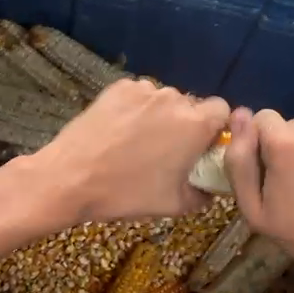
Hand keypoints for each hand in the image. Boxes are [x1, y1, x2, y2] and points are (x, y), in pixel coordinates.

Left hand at [23, 78, 230, 223]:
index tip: (202, 147)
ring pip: (163, 100)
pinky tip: (120, 132)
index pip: (223, 110)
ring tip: (138, 143)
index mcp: (195, 124)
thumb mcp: (173, 205)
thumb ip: (203, 195)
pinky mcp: (118, 88)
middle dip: (185, 125)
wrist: (70, 179)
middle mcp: (174, 98)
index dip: (215, 128)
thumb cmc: (126, 193)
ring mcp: (143, 89)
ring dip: (160, 117)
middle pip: (191, 106)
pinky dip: (136, 110)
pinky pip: (139, 96)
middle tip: (167, 151)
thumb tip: (211, 189)